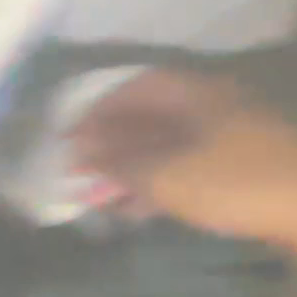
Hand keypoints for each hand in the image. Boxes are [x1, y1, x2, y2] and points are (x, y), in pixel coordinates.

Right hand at [69, 69, 296, 247]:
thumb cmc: (231, 182)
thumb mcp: (161, 172)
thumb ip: (114, 158)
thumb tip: (79, 147)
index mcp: (199, 98)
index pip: (137, 88)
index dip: (97, 109)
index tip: (64, 139)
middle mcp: (211, 109)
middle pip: (146, 117)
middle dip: (105, 143)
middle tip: (74, 171)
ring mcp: (223, 138)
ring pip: (158, 144)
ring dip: (122, 168)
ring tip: (93, 195)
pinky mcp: (228, 166)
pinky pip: (175, 167)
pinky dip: (146, 184)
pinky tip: (127, 207)